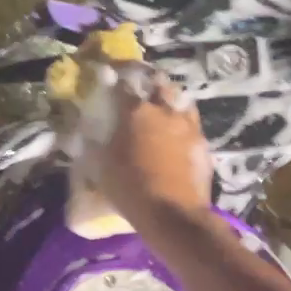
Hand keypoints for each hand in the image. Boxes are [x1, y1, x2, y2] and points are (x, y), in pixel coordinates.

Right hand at [79, 69, 211, 219]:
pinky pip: (193, 125)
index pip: (123, 84)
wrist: (173, 214)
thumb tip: (87, 132)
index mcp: (135, 112)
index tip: (110, 75)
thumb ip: (96, 143)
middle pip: (158, 83)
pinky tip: (180, 134)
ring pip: (181, 100)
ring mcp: (188, 126)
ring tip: (164, 107)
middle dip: (149, 82)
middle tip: (141, 89)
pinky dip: (184, 124)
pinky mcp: (203, 144)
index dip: (116, 78)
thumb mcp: (102, 166)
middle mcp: (164, 111)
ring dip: (171, 99)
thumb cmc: (130, 188)